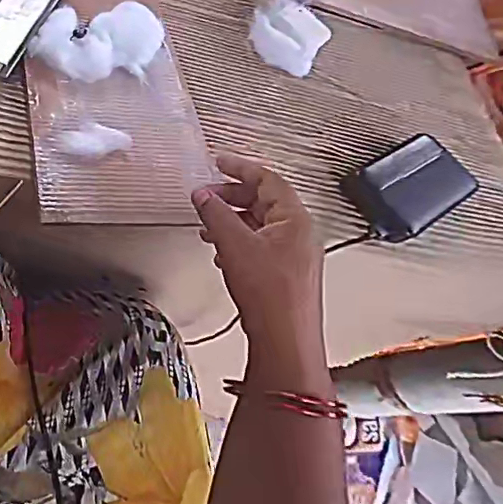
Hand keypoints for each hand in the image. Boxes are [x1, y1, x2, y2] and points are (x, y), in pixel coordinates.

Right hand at [192, 156, 324, 360]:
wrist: (284, 341)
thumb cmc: (270, 296)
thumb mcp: (234, 244)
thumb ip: (215, 214)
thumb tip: (203, 195)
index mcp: (294, 220)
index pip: (267, 179)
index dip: (240, 168)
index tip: (219, 163)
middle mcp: (299, 234)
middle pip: (263, 200)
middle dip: (231, 196)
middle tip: (206, 197)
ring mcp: (295, 255)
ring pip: (259, 224)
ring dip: (232, 220)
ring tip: (208, 225)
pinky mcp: (286, 273)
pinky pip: (260, 244)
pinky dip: (238, 240)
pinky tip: (221, 251)